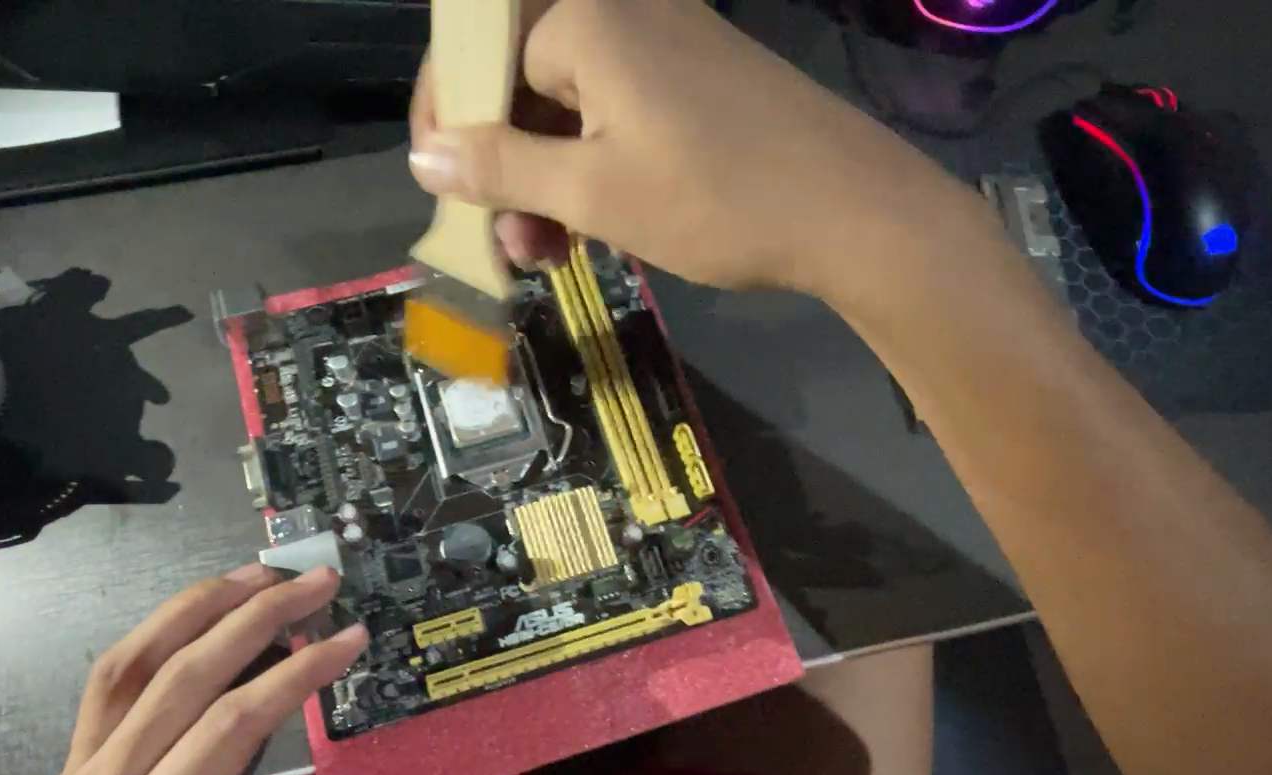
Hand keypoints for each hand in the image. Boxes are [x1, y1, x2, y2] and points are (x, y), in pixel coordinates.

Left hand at [1, 565, 415, 774]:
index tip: (349, 636)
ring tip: (257, 574)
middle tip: (316, 579)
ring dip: (196, 608)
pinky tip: (199, 617)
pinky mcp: (69, 773)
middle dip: (255, 615)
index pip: (229, 724)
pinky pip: (106, 685)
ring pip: (128, 664)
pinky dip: (155, 637)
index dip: (297, 671)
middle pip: (179, 675)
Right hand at [406, 0, 946, 295]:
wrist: (850, 212)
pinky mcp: (696, 87)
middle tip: (512, 245)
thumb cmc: (715, 200)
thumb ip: (502, 169)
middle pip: (526, 86)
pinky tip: (598, 228)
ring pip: (573, 113)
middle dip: (506, 171)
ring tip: (552, 253)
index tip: (443, 191)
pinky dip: (596, 173)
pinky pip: (619, 121)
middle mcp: (623, 14)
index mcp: (586, 21)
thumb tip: (422, 156)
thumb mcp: (595, 193)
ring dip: (550, 184)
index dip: (449, 123)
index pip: (480, 56)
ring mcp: (667, 50)